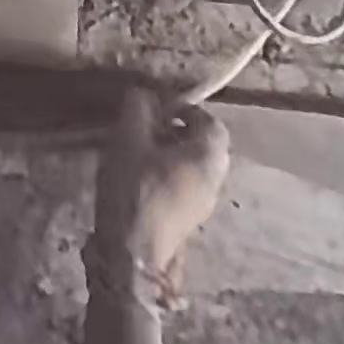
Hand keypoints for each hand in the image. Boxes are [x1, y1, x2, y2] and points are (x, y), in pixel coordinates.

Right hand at [89, 90, 230, 302]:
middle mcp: (215, 180)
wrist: (133, 251)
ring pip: (196, 165)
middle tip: (148, 124)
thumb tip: (145, 93)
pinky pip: (187, 182)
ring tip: (141, 146)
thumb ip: (138, 109)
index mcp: (207, 158)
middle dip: (179, 129)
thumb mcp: (128, 139)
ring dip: (173, 149)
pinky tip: (142, 172)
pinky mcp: (189, 217)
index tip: (158, 106)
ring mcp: (204, 203)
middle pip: (206, 145)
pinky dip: (170, 169)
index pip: (212, 123)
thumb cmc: (134, 187)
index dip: (187, 108)